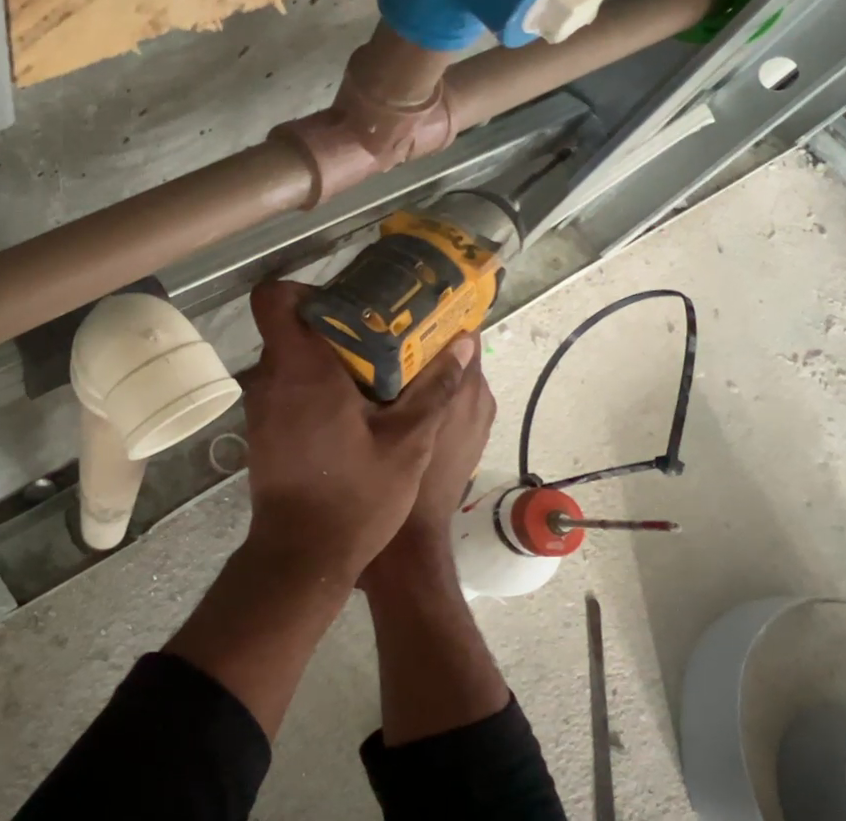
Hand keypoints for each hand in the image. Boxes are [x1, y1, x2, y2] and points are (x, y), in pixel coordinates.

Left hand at [239, 281, 477, 582]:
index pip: (273, 299)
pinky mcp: (259, 428)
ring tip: (373, 373)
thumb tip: (465, 343)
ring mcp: (259, 405)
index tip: (346, 301)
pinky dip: (312, 385)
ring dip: (324, 358)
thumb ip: (435, 389)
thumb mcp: (409, 444)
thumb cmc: (355, 497)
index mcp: (300, 369)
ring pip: (287, 358)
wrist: (301, 556)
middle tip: (378, 336)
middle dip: (332, 325)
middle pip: (288, 326)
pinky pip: (284, 387)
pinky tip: (350, 409)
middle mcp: (270, 378)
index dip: (304, 289)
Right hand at [360, 334, 494, 591]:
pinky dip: (417, 391)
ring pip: (441, 374)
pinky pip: (439, 399)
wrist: (411, 546)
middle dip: (416, 335)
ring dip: (413, 364)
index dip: (429, 309)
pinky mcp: (462, 440)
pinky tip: (381, 394)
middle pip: (448, 348)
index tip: (392, 299)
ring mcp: (472, 420)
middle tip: (368, 326)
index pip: (458, 327)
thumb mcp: (395, 420)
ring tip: (368, 356)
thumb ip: (403, 373)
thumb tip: (390, 329)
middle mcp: (477, 397)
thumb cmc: (404, 483)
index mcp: (467, 387)